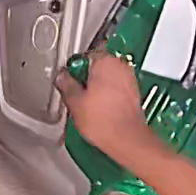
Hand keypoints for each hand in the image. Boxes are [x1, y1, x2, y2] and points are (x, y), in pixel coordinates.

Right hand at [56, 54, 166, 173]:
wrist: (126, 139)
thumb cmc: (104, 121)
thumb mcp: (75, 102)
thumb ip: (66, 84)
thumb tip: (62, 77)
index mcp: (105, 61)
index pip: (84, 55)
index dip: (73, 69)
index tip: (68, 80)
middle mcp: (120, 66)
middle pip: (97, 65)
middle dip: (86, 78)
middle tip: (76, 94)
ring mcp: (129, 79)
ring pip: (107, 78)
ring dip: (96, 87)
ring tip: (87, 104)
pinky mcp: (134, 93)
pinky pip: (116, 88)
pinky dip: (107, 95)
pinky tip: (99, 109)